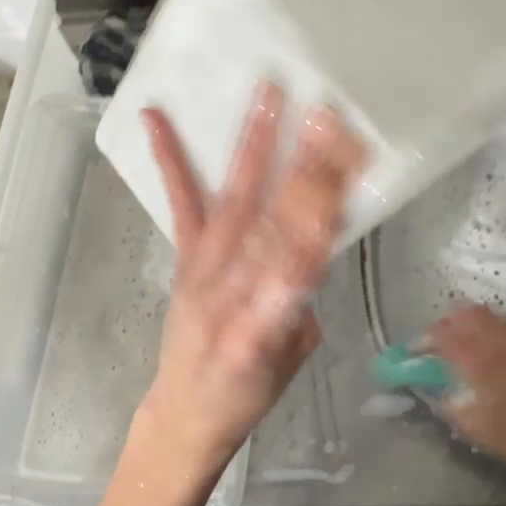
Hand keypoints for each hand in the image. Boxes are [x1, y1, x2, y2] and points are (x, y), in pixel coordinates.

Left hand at [135, 81, 364, 474]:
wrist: (187, 412)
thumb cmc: (249, 391)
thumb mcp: (292, 358)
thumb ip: (299, 304)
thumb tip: (308, 255)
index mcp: (272, 313)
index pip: (308, 251)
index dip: (327, 204)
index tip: (350, 159)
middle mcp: (236, 286)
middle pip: (275, 218)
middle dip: (301, 164)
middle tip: (322, 114)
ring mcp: (205, 268)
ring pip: (236, 199)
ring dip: (252, 145)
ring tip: (265, 94)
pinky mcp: (185, 260)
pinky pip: (182, 206)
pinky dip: (170, 160)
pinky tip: (156, 117)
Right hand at [427, 304, 505, 477]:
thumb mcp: (471, 427)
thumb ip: (448, 405)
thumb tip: (434, 391)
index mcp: (476, 362)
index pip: (442, 334)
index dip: (424, 339)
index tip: (414, 350)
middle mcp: (494, 343)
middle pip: (465, 312)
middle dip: (446, 322)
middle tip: (437, 340)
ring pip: (486, 313)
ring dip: (468, 319)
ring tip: (460, 336)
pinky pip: (505, 323)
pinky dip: (490, 325)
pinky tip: (488, 341)